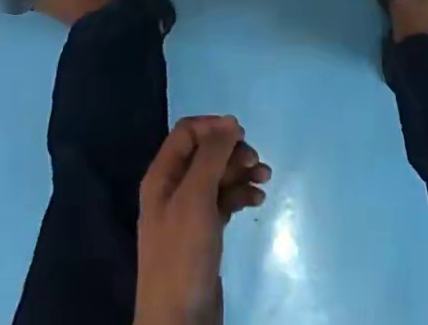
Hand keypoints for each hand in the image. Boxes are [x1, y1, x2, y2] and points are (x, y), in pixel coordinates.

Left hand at [135, 115, 270, 324]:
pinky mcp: (204, 233)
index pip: (187, 132)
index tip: (243, 135)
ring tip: (265, 180)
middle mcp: (173, 189)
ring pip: (218, 176)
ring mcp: (188, 212)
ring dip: (242, 173)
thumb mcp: (196, 198)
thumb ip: (211, 156)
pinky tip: (257, 200)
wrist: (179, 323)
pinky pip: (225, 200)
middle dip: (233, 152)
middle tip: (257, 162)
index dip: (214, 127)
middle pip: (206, 153)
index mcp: (162, 176)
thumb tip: (230, 123)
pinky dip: (241, 195)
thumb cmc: (183, 255)